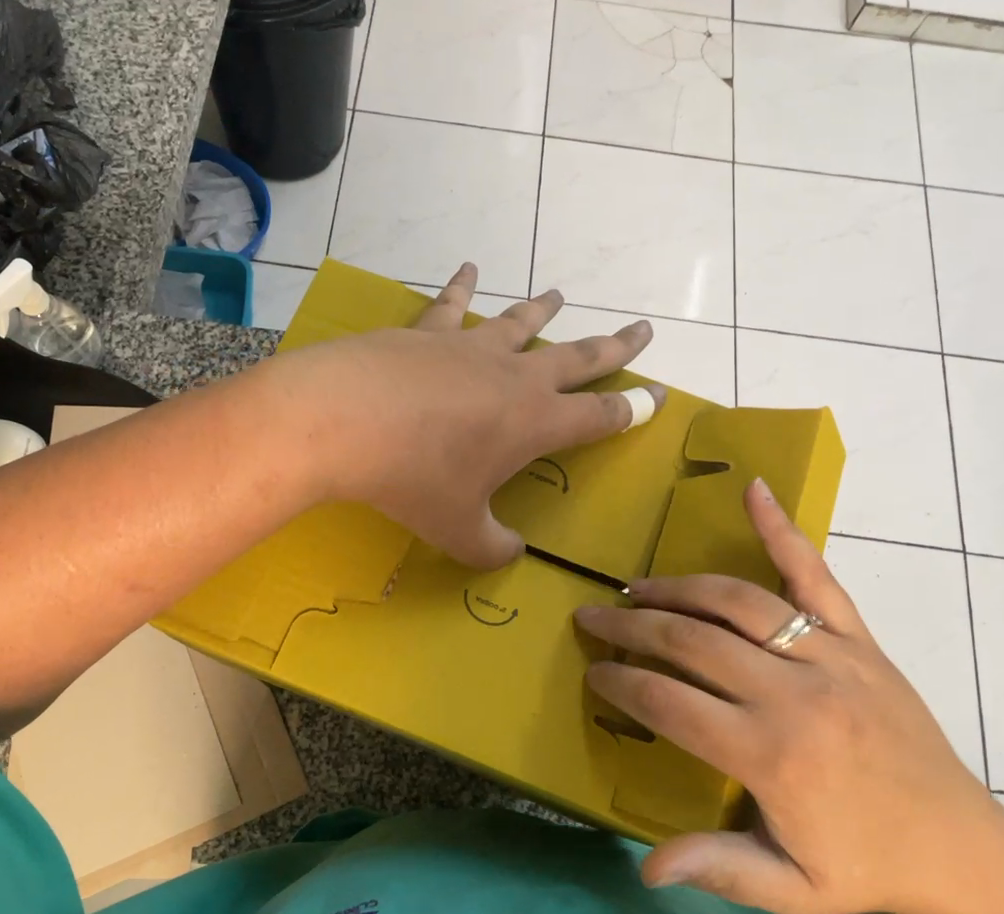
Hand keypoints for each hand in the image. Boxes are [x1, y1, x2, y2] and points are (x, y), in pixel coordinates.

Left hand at [252, 263, 662, 568]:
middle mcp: (514, 377)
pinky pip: (451, 304)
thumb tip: (512, 554)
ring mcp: (470, 348)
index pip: (599, 416)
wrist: (344, 421)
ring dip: (544, 311)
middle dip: (613, 346)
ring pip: (520, 324)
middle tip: (642, 329)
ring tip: (560, 295)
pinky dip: (462, 286)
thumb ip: (492, 547)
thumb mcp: (458, 530)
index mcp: (536, 424)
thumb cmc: (412, 480)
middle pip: (576, 358)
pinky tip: (468, 268)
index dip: (633, 410)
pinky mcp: (427, 332)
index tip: (659, 396)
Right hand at [575, 479, 1003, 913]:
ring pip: (738, 603)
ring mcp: (833, 658)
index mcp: (770, 756)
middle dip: (630, 625)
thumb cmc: (859, 866)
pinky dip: (783, 533)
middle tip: (591, 618)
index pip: (669, 701)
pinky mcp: (862, 642)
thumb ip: (715, 868)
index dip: (620, 683)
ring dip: (678, 588)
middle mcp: (796, 695)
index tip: (592, 675)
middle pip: (691, 640)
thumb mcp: (786, 887)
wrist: (956, 847)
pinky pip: (818, 578)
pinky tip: (755, 493)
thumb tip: (644, 867)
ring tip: (636, 586)